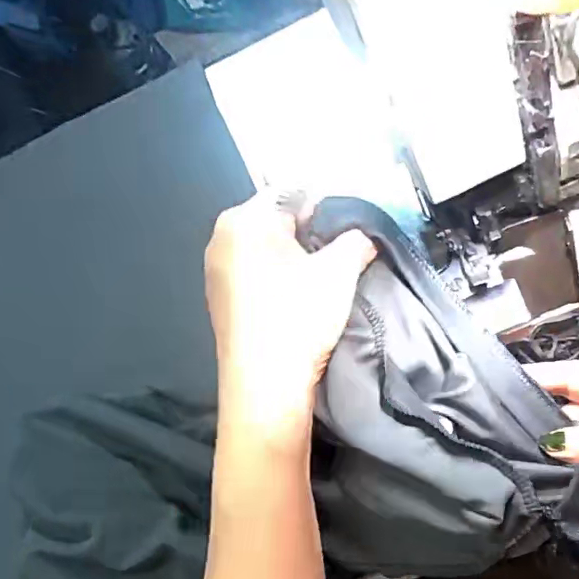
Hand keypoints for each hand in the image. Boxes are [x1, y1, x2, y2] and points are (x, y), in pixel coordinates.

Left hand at [204, 191, 375, 423]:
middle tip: (338, 261)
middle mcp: (221, 239)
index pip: (293, 193)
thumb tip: (363, 238)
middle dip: (309, 237)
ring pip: (265, 253)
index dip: (326, 208)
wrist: (265, 385)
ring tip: (319, 287)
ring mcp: (216, 274)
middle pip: (276, 223)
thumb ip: (356, 241)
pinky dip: (277, 285)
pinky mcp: (221, 304)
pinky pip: (255, 279)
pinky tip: (296, 307)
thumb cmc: (298, 319)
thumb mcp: (340, 272)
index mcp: (244, 219)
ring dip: (294, 263)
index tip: (348, 231)